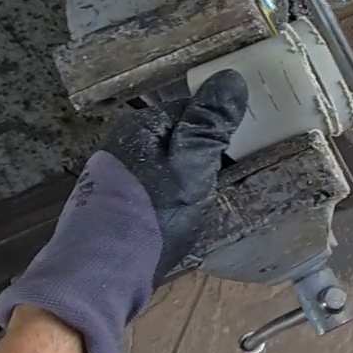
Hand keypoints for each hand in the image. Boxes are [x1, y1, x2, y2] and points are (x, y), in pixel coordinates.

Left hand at [0, 71, 248, 352]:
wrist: (102, 276)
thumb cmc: (150, 216)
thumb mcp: (191, 165)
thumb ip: (210, 123)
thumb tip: (230, 77)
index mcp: (140, 126)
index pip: (193, 106)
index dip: (224, 122)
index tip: (251, 139)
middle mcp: (124, 143)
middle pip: (182, 134)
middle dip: (211, 147)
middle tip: (243, 166)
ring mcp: (121, 174)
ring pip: (174, 160)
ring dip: (199, 171)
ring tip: (226, 189)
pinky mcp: (122, 202)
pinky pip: (165, 183)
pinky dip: (184, 191)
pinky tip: (196, 209)